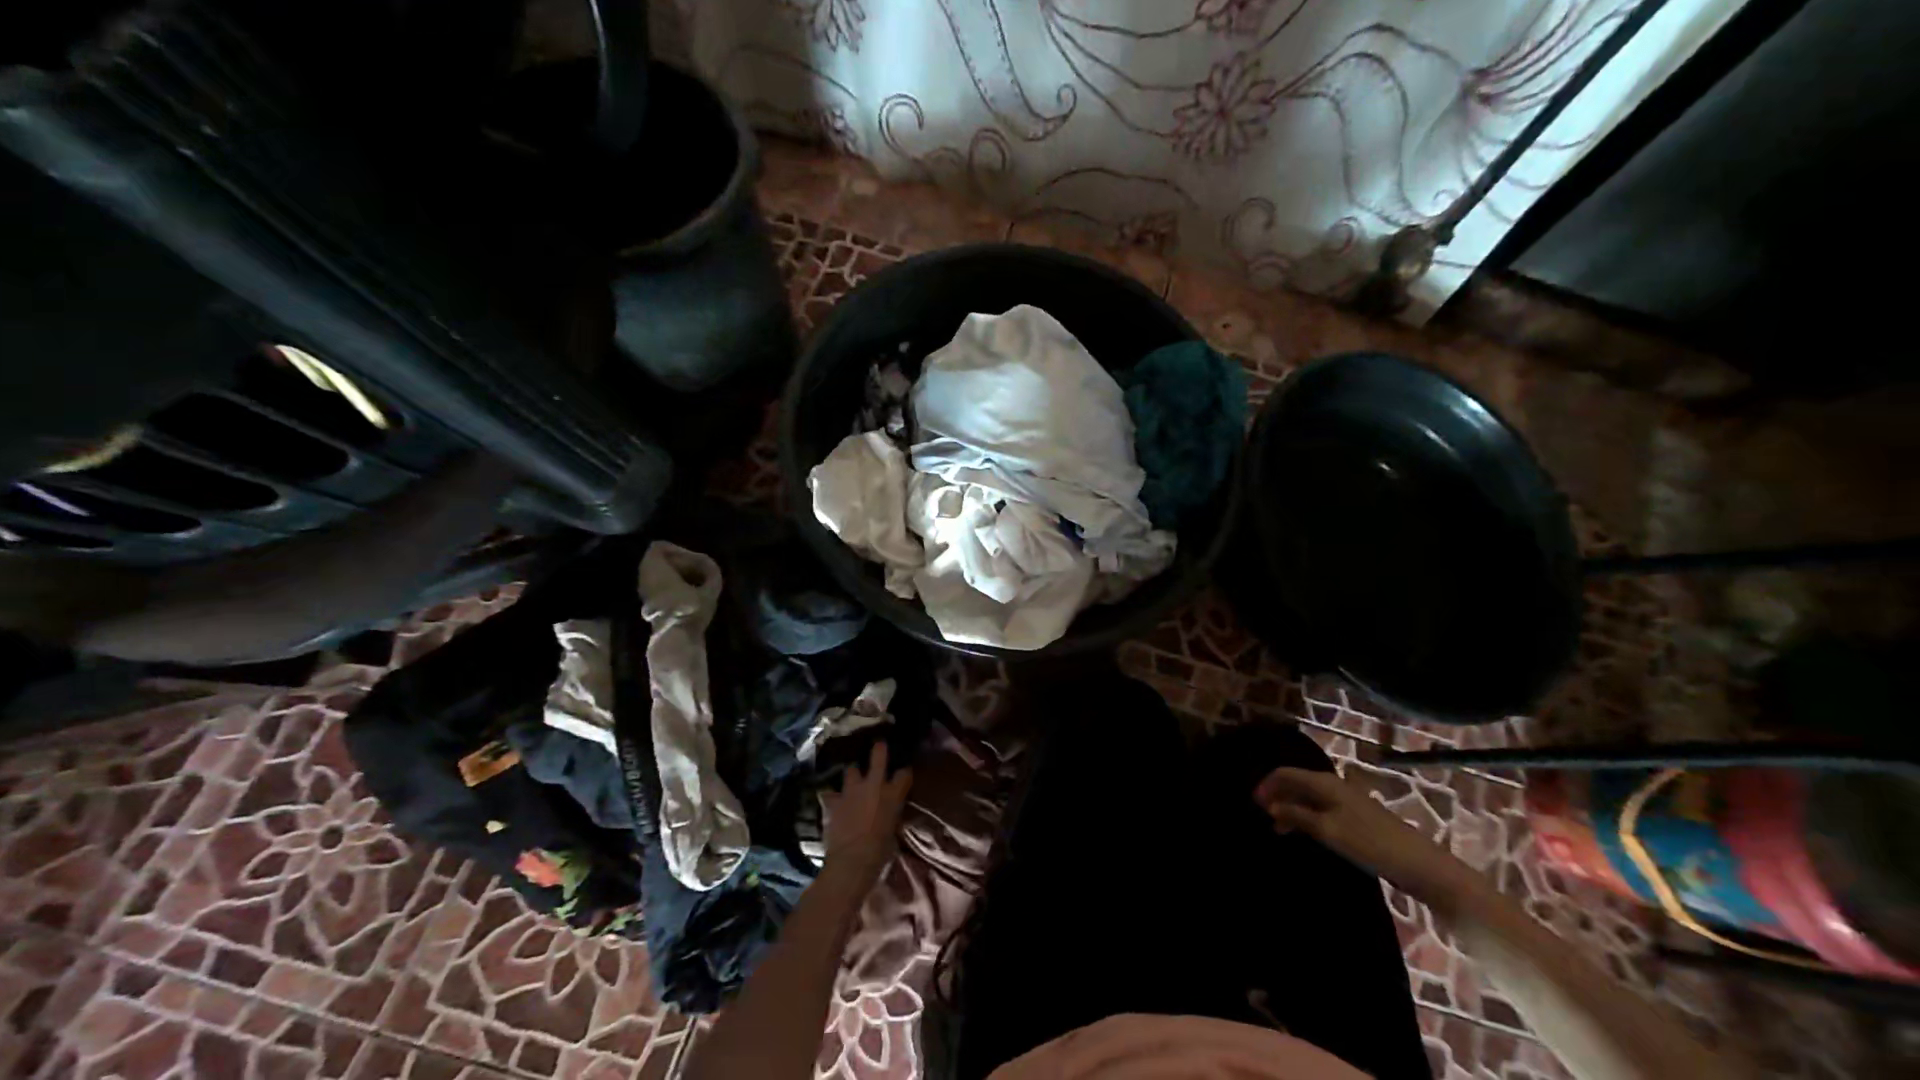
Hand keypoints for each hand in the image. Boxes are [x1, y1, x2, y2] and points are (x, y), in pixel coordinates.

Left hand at [823, 743, 912, 883]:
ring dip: (853, 774)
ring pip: (851, 769)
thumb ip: (892, 817)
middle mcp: (873, 785)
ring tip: (852, 778)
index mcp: (893, 794)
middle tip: (879, 744)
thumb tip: (890, 816)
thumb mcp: (894, 833)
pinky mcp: (833, 801)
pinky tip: (831, 800)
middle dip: (879, 749)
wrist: (851, 861)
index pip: (904, 774)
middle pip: (878, 756)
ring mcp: (851, 791)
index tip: (904, 774)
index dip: (904, 773)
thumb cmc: (881, 853)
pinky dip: (832, 797)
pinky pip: (830, 793)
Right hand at [1253, 766, 1481, 913]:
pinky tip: (1304, 832)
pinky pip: (1321, 809)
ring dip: (1291, 807)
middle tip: (1261, 814)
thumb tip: (1271, 805)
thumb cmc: (1369, 843)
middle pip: (1297, 782)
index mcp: (1325, 783)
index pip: (1286, 773)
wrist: (1418, 864)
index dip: (1267, 784)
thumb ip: (1297, 816)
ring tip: (1278, 827)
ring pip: (1309, 797)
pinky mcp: (1356, 818)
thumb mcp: (1327, 830)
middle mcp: (1335, 786)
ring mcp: (1347, 801)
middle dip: (1277, 795)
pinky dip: (1306, 816)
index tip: (1252, 802)